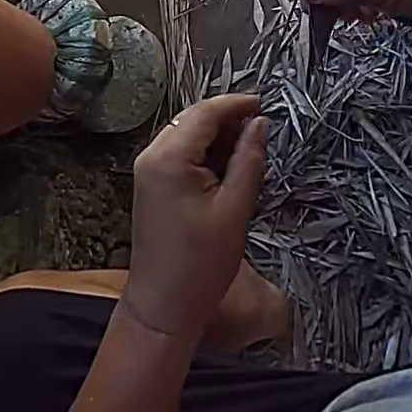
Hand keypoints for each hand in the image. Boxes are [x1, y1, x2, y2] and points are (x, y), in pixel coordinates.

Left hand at [124, 94, 268, 340]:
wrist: (163, 308)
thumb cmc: (202, 263)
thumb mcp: (235, 208)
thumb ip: (248, 159)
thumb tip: (260, 123)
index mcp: (169, 158)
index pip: (204, 113)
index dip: (235, 104)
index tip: (264, 103)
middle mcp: (152, 155)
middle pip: (192, 119)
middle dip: (226, 119)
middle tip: (260, 129)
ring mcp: (147, 169)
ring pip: (186, 133)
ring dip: (216, 135)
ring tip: (248, 149)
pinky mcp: (150, 183)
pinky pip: (179, 152)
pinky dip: (203, 151)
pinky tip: (227, 165)